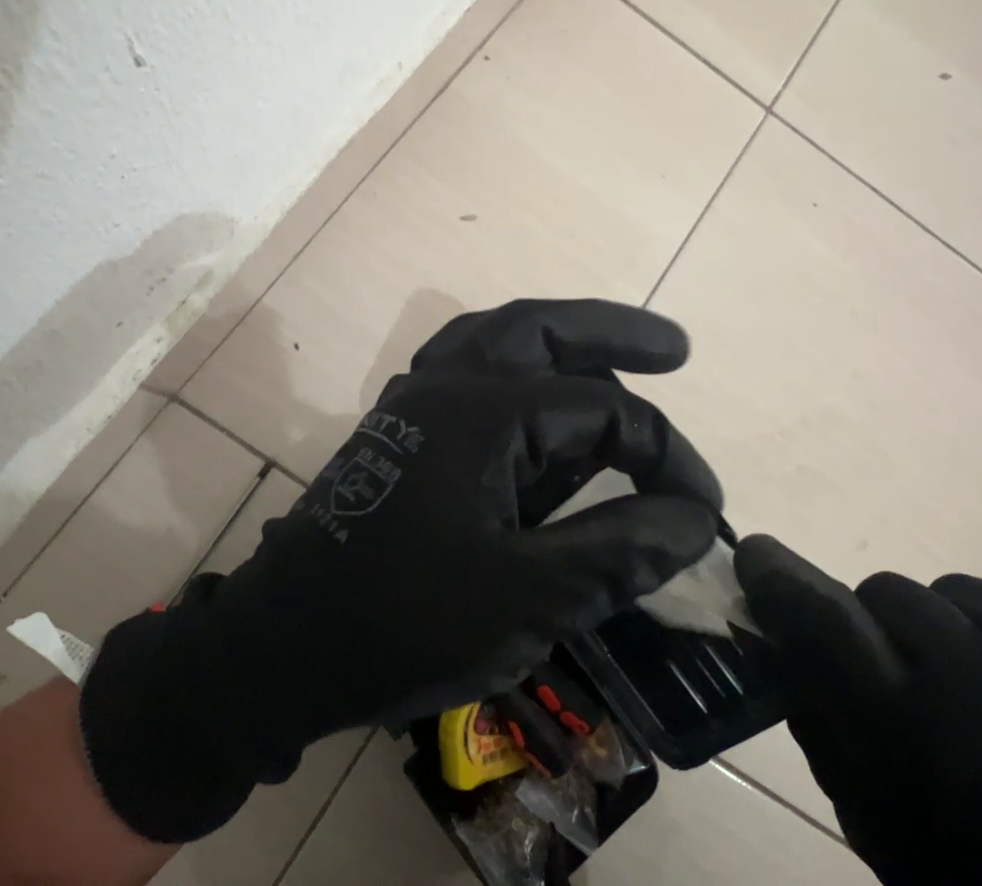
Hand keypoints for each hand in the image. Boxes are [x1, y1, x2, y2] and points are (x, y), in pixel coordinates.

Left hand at [80, 299, 722, 841]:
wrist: (276, 651)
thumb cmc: (400, 622)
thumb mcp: (525, 598)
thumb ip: (616, 552)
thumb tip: (694, 521)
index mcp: (483, 413)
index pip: (605, 412)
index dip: (667, 457)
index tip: (705, 513)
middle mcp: (447, 386)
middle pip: (543, 329)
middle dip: (615, 335)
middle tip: (676, 352)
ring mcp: (417, 406)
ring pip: (501, 344)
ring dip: (564, 347)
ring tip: (620, 365)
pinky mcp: (403, 435)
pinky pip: (470, 377)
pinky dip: (518, 377)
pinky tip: (544, 408)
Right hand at [734, 536, 981, 885]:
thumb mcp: (878, 821)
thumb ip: (825, 722)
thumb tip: (784, 636)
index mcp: (922, 738)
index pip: (826, 622)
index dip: (782, 581)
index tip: (757, 554)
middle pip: (891, 592)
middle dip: (883, 629)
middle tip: (905, 672)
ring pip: (960, 588)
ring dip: (953, 628)